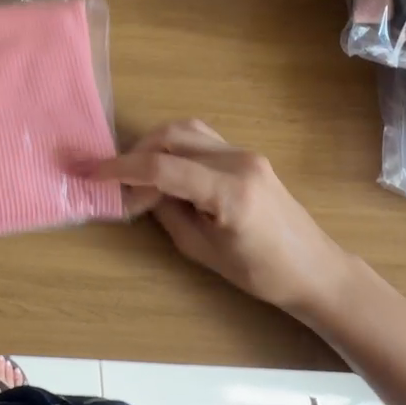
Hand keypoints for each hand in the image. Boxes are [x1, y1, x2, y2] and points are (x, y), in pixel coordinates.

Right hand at [92, 120, 355, 315]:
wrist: (315, 269)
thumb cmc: (260, 273)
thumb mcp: (201, 249)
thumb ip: (166, 212)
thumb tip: (139, 190)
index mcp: (229, 192)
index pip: (162, 168)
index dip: (121, 169)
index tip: (91, 173)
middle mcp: (239, 162)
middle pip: (171, 137)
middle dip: (135, 154)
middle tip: (116, 181)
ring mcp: (246, 154)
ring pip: (184, 131)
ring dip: (153, 146)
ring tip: (138, 174)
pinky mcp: (247, 155)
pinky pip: (200, 140)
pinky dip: (174, 148)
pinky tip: (165, 171)